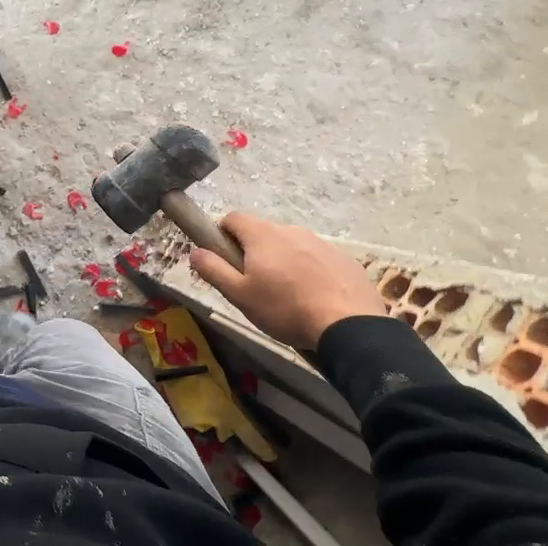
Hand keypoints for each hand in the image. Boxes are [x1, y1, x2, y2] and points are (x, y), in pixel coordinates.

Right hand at [189, 212, 386, 349]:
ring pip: (292, 245)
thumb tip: (195, 252)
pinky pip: (318, 259)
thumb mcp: (239, 294)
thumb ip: (212, 269)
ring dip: (284, 260)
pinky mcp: (347, 261)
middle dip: (254, 250)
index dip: (223, 234)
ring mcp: (323, 244)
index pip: (233, 218)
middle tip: (255, 281)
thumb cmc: (286, 309)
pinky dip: (311, 271)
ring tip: (289, 293)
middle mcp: (292, 231)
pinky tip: (316, 297)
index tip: (226, 258)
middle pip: (263, 232)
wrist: (352, 329)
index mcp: (262, 235)